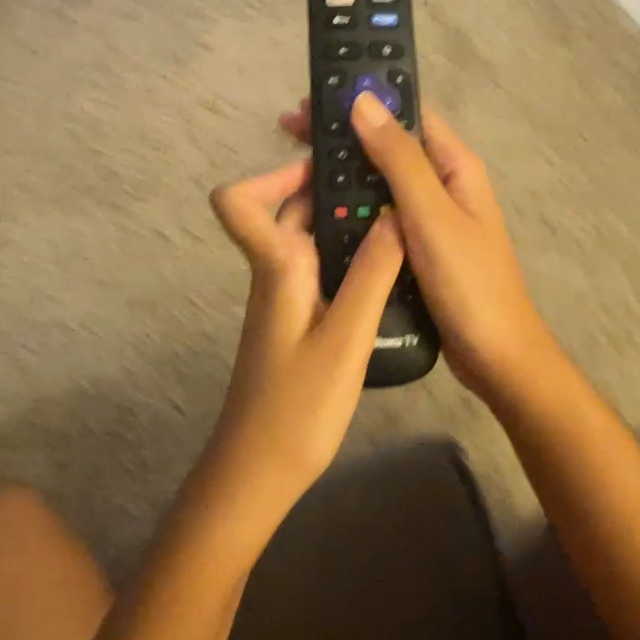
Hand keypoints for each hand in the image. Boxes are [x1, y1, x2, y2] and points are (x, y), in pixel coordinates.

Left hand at [205, 158, 405, 511]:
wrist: (258, 473)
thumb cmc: (297, 407)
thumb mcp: (346, 339)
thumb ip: (371, 274)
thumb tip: (394, 212)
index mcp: (276, 267)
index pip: (238, 201)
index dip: (270, 173)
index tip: (323, 166)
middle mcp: (275, 272)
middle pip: (289, 210)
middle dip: (331, 187)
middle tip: (388, 179)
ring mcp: (286, 297)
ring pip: (309, 239)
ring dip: (346, 221)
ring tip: (401, 215)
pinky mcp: (299, 319)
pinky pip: (321, 268)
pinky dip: (350, 255)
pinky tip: (391, 266)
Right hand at [278, 96, 555, 400]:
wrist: (496, 359)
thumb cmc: (469, 283)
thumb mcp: (431, 215)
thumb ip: (398, 159)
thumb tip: (362, 100)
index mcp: (454, 166)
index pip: (405, 114)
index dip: (362, 101)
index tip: (313, 101)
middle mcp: (441, 185)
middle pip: (386, 147)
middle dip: (341, 137)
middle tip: (288, 134)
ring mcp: (427, 219)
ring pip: (377, 184)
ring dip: (341, 174)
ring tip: (293, 171)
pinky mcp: (414, 248)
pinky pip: (376, 217)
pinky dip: (348, 209)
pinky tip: (315, 214)